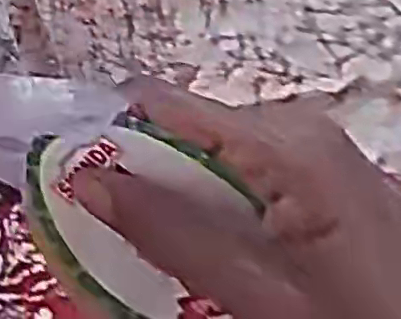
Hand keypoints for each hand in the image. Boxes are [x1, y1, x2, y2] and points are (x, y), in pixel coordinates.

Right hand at [68, 78, 400, 318]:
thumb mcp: (261, 299)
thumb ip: (169, 232)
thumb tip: (81, 175)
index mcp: (284, 138)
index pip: (161, 102)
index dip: (112, 133)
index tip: (80, 174)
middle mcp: (293, 119)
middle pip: (183, 122)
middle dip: (146, 166)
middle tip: (126, 224)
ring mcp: (311, 139)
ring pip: (206, 142)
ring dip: (177, 183)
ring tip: (173, 239)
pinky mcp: (320, 162)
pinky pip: (239, 158)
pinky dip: (211, 191)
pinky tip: (220, 238)